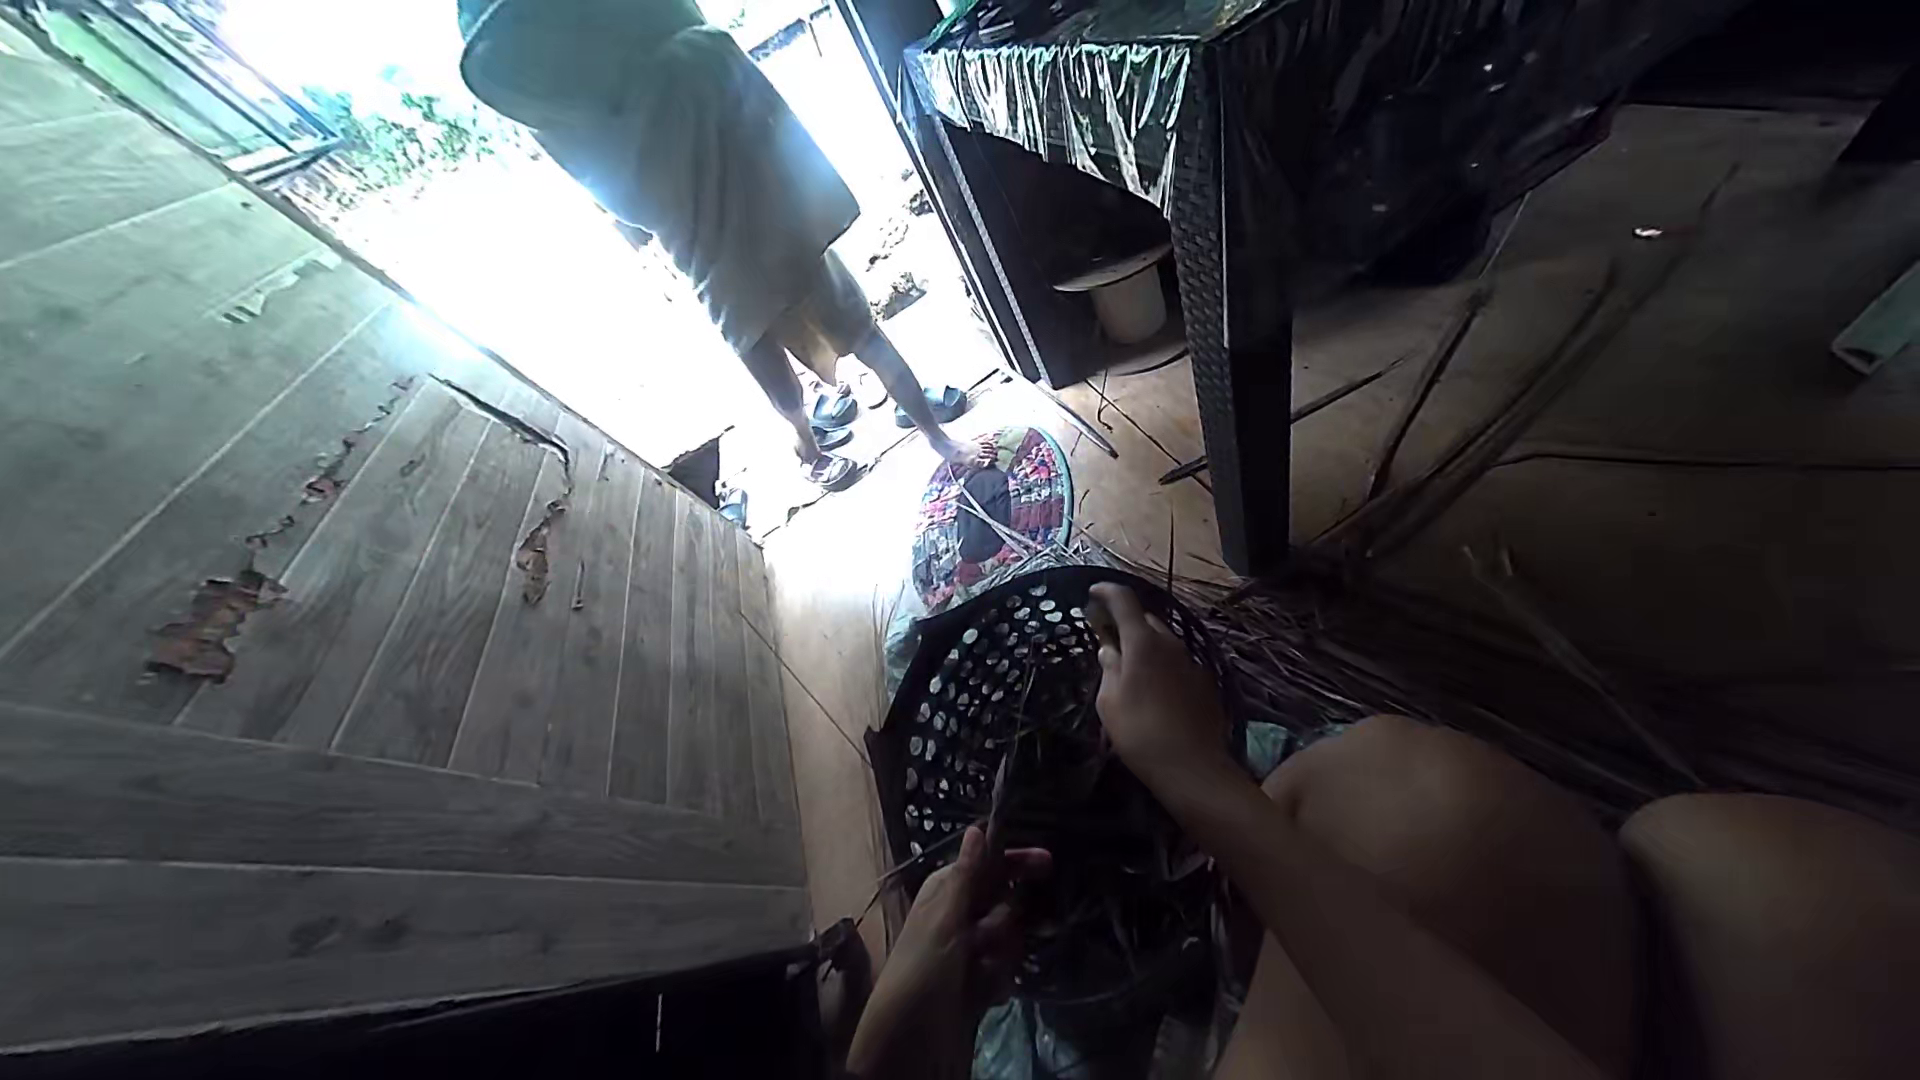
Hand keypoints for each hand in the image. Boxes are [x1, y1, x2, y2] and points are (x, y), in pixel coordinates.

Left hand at [846, 827, 1051, 1078]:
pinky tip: (985, 993)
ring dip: (1002, 953)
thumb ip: (966, 874)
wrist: (909, 1049)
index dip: (1017, 862)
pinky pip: (1006, 969)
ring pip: (1009, 936)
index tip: (1048, 861)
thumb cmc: (924, 971)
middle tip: (987, 941)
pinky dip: (999, 979)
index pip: (988, 864)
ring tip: (979, 972)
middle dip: (1006, 920)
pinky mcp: (978, 983)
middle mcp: (958, 914)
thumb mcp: (945, 919)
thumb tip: (977, 827)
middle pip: (1004, 900)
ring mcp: (969, 951)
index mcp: (945, 890)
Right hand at [1086, 583, 1233, 791]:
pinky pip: (1176, 660)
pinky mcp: (1203, 681)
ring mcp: (1190, 661)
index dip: (1106, 592)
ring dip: (1144, 642)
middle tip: (1106, 634)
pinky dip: (1160, 661)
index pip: (1124, 600)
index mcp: (1143, 642)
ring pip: (1162, 639)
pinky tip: (1152, 685)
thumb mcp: (1109, 700)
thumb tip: (1109, 648)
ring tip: (1128, 662)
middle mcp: (1169, 643)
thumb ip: (1108, 667)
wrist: (1193, 767)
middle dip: (1125, 620)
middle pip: (1145, 618)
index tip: (1093, 593)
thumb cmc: (1140, 732)